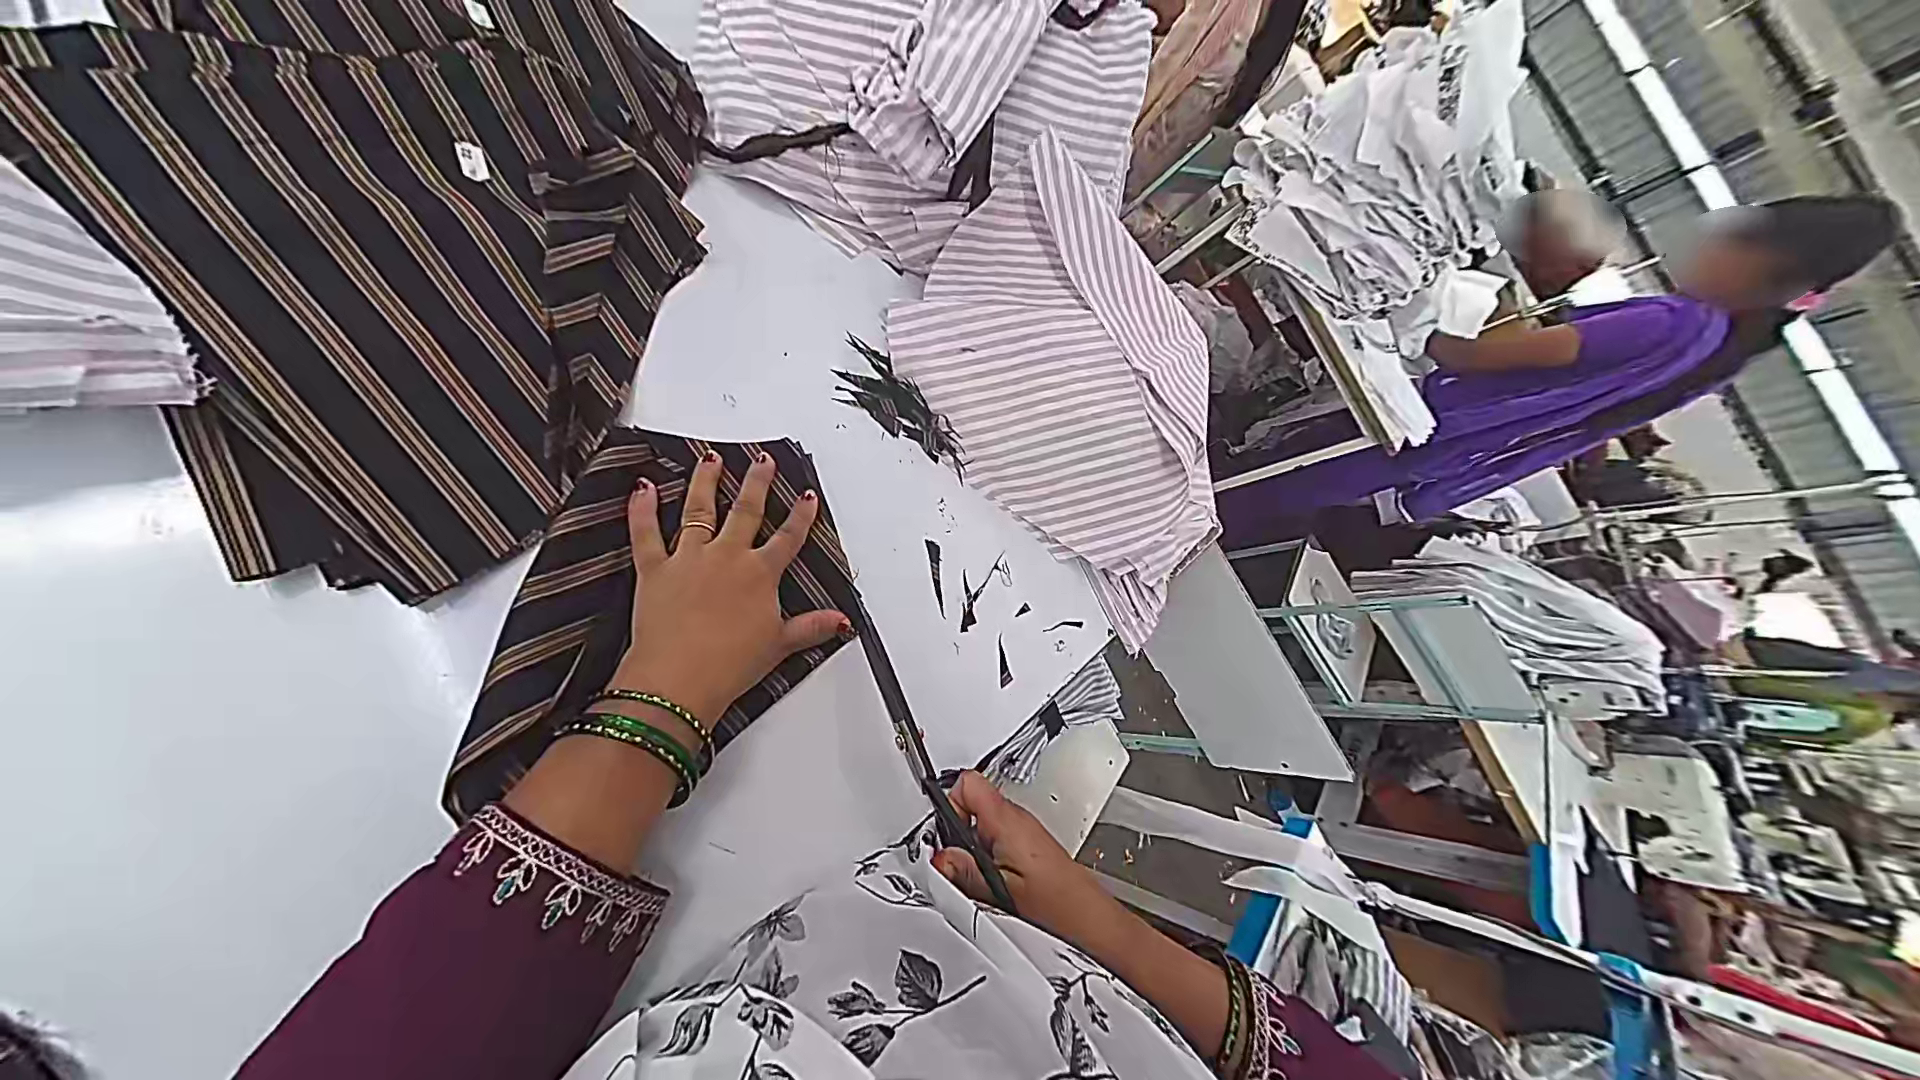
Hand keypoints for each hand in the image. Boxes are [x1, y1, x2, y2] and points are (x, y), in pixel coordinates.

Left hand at [612, 450, 849, 725]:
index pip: (788, 537)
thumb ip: (812, 627)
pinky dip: (642, 509)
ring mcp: (690, 559)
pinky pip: (646, 532)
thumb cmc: (728, 663)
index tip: (807, 497)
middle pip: (747, 510)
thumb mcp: (780, 644)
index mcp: (760, 574)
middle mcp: (727, 557)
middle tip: (762, 461)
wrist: (679, 679)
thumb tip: (840, 622)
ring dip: (706, 481)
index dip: (801, 515)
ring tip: (711, 460)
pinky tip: (642, 488)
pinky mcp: (655, 569)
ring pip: (699, 509)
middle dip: (757, 482)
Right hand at [933, 771, 1128, 949]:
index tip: (940, 836)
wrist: (1091, 921)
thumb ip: (965, 873)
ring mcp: (1022, 829)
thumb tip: (938, 859)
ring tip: (981, 879)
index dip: (947, 803)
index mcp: (1005, 820)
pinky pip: (995, 836)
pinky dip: (987, 855)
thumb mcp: (1001, 894)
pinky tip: (994, 883)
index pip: (966, 783)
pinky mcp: (1026, 842)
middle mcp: (1015, 818)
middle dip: (956, 832)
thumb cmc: (1058, 907)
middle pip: (969, 802)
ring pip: (981, 821)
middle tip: (959, 864)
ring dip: (971, 847)